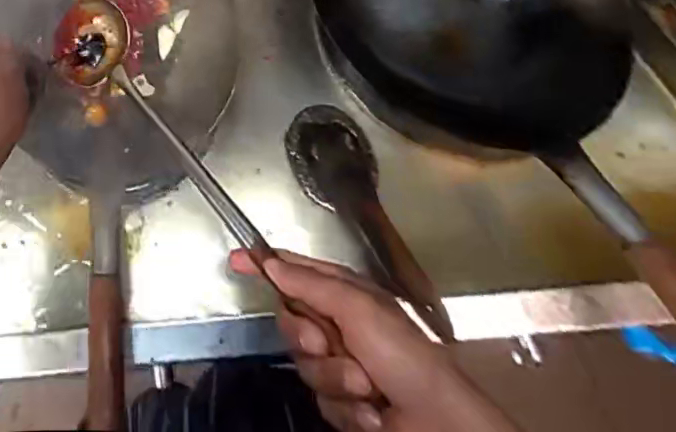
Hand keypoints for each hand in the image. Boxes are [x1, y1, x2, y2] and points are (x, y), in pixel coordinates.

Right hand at [230, 249, 517, 431]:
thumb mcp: (356, 308)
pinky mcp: (345, 404)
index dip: (266, 265)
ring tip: (366, 386)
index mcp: (343, 292)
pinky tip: (371, 412)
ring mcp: (341, 365)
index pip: (294, 272)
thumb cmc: (402, 354)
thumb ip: (310, 284)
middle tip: (328, 344)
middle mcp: (338, 324)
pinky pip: (323, 403)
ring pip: (305, 368)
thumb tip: (271, 261)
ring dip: (335, 379)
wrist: (439, 423)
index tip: (235, 259)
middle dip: (308, 339)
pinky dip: (347, 410)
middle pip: (291, 323)